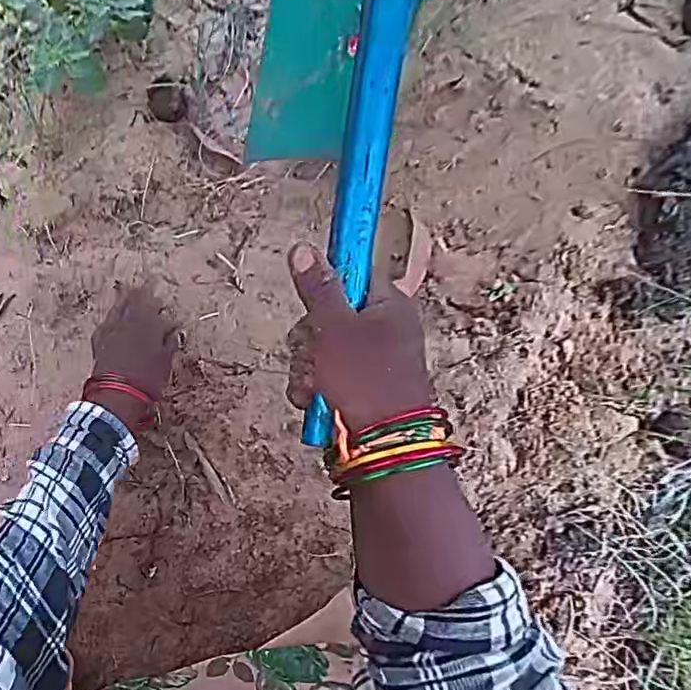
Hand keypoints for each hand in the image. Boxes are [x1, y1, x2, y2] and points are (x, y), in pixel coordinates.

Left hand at [89, 285, 177, 423]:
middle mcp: (128, 321)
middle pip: (133, 301)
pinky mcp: (98, 340)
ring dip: (124, 302)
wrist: (118, 393)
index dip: (158, 304)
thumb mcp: (165, 360)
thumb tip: (175, 331)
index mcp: (148, 322)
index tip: (162, 304)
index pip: (153, 305)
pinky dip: (111, 320)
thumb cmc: (148, 378)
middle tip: (144, 290)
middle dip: (140, 295)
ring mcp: (111, 329)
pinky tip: (112, 322)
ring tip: (127, 296)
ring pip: (117, 309)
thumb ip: (170, 342)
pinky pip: (105, 324)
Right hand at [285, 242, 433, 428]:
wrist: (382, 441)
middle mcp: (380, 329)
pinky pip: (317, 374)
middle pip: (324, 316)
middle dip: (307, 340)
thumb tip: (302, 249)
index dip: (326, 288)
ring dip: (304, 367)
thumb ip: (318, 289)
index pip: (351, 277)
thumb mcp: (336, 328)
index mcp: (388, 306)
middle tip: (313, 353)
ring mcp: (367, 359)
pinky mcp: (352, 385)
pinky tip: (312, 399)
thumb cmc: (366, 381)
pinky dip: (309, 387)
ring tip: (314, 384)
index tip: (314, 304)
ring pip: (315, 349)